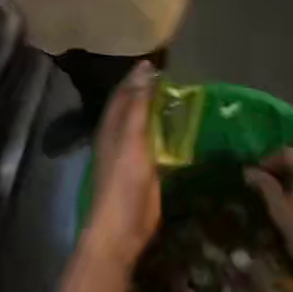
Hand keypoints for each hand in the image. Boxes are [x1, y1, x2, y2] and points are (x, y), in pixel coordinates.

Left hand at [83, 62, 161, 267]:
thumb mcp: (131, 139)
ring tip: (181, 97)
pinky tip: (181, 129)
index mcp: (111, 126)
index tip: (156, 63)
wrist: (121, 229)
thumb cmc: (123, 182)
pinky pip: (155, 144)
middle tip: (173, 78)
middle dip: (147, 91)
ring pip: (144, 125)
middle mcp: (118, 136)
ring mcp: (131, 155)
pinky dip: (166, 133)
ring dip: (158, 111)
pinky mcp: (145, 171)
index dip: (136, 77)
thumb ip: (138, 106)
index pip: (123, 93)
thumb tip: (143, 72)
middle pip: (132, 107)